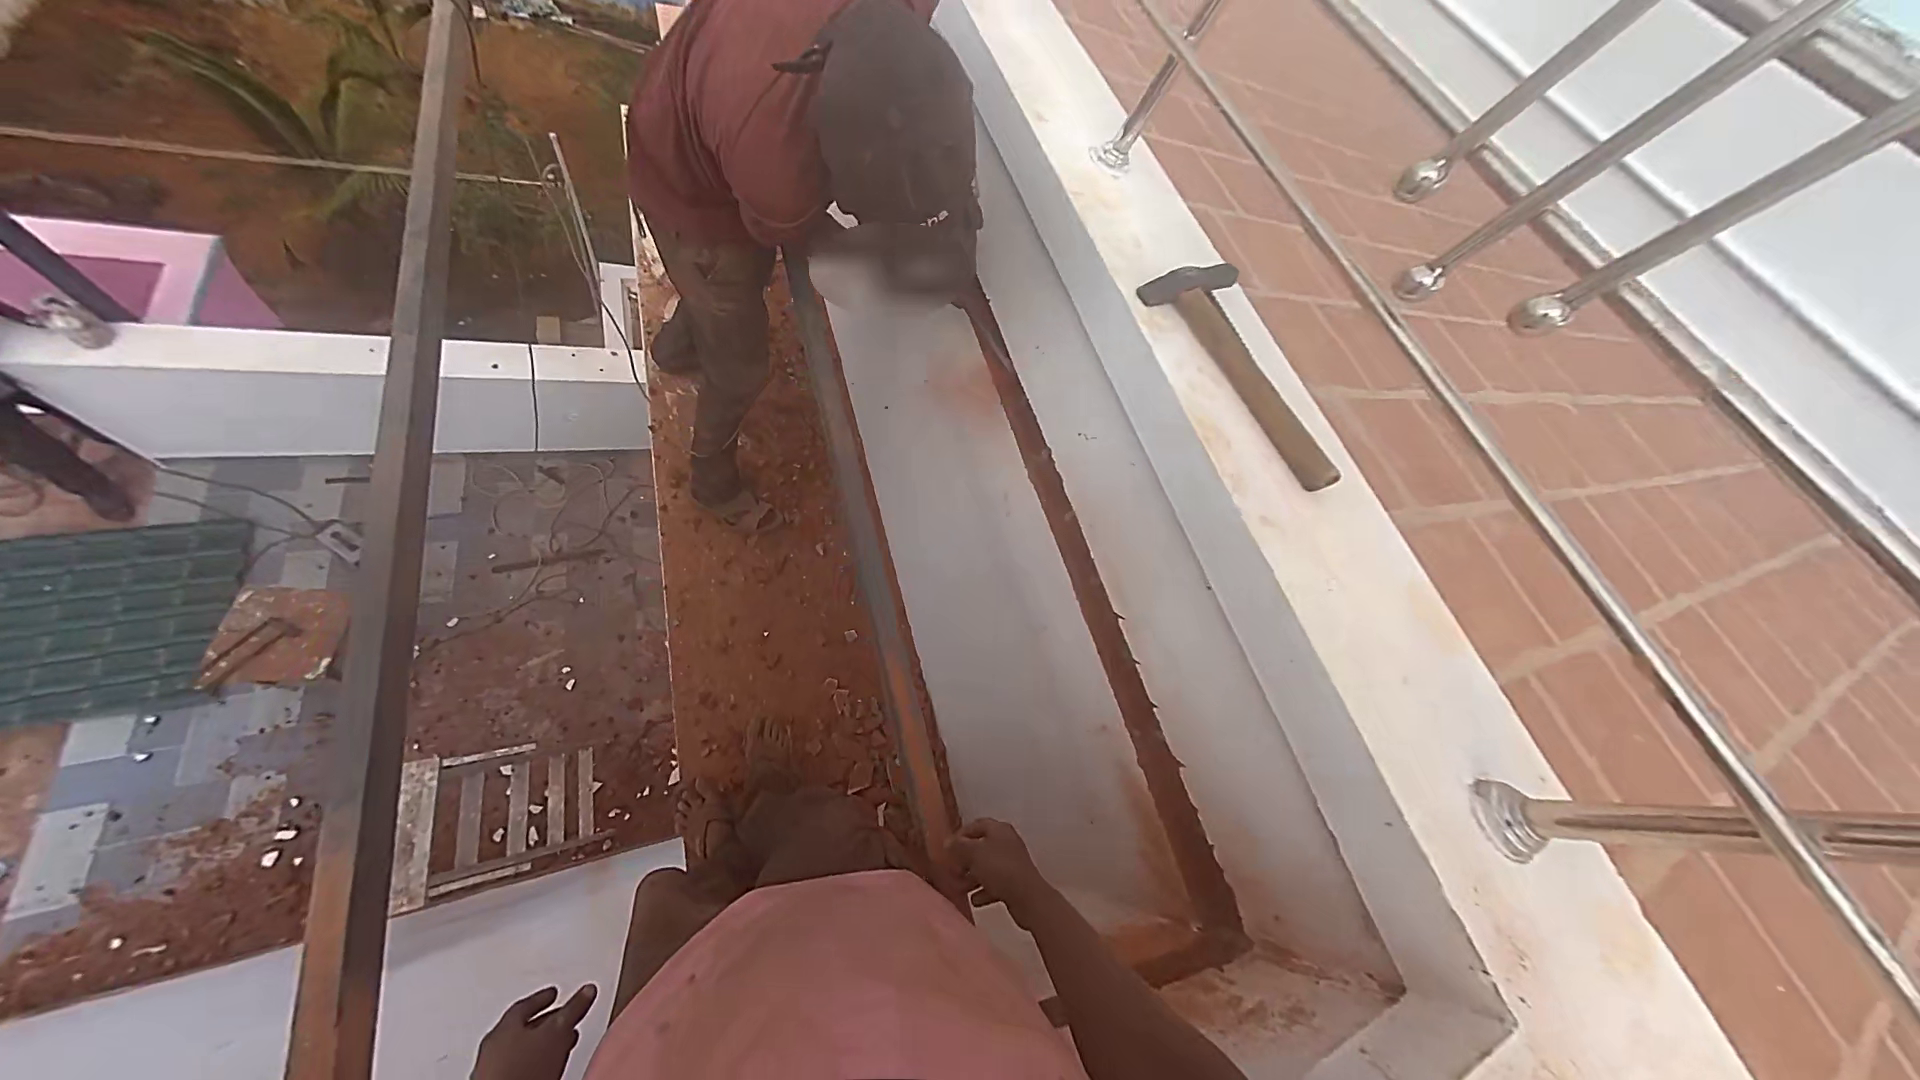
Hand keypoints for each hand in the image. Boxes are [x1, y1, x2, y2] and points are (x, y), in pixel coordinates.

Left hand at [472, 984, 597, 1079]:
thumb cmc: (522, 1070)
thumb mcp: (558, 1031)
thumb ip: (573, 1008)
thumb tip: (587, 990)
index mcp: (504, 1028)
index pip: (525, 1005)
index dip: (543, 997)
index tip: (554, 992)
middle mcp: (494, 1048)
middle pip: (523, 1028)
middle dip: (546, 1022)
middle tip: (562, 1017)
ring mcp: (493, 1071)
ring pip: (521, 1050)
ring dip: (542, 1044)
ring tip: (561, 1044)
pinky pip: (520, 1067)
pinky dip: (535, 1061)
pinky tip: (548, 1066)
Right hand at [948, 818, 1053, 927]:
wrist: (1027, 897)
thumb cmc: (999, 868)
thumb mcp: (974, 853)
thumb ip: (958, 846)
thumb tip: (947, 842)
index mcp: (999, 830)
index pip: (976, 825)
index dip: (961, 834)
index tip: (948, 848)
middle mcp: (1007, 842)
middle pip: (981, 847)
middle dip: (965, 859)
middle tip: (952, 870)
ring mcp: (1012, 863)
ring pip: (987, 867)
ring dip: (972, 877)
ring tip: (959, 888)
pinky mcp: (1016, 882)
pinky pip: (995, 883)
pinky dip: (984, 890)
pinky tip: (974, 900)